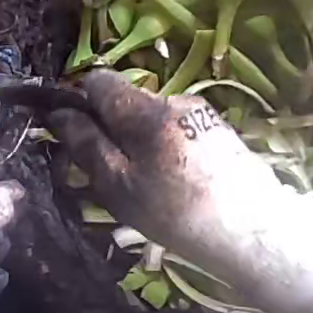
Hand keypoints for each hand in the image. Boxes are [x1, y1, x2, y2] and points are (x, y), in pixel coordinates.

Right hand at [46, 70, 312, 312]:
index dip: (78, 101)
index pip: (97, 80)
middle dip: (109, 127)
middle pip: (124, 100)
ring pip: (148, 116)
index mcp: (143, 110)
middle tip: (111, 172)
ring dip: (138, 140)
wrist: (254, 231)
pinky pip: (173, 128)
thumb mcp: (115, 185)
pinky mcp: (217, 128)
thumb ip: (84, 144)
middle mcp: (172, 98)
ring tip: (149, 182)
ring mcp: (199, 111)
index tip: (76, 132)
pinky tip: (176, 180)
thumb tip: (57, 113)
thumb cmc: (175, 212)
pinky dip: (163, 147)